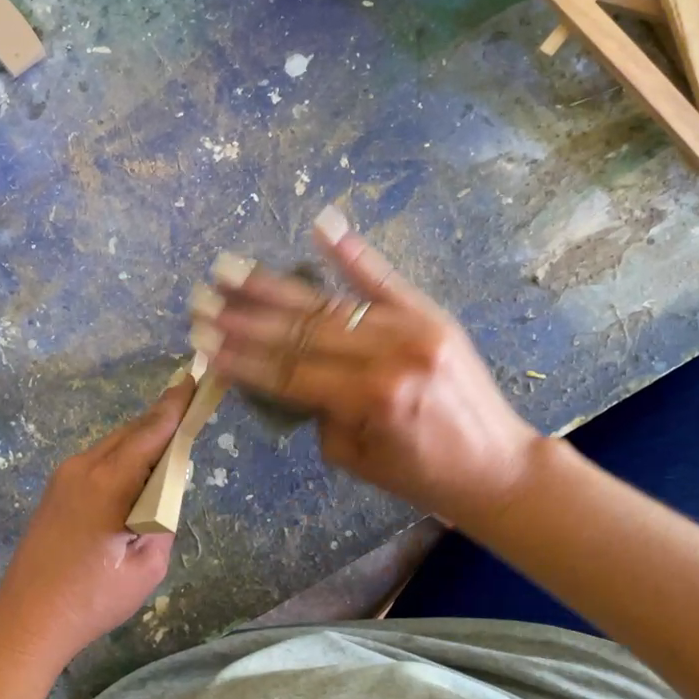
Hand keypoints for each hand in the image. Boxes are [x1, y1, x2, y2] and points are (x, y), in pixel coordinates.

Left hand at [0, 376, 197, 670]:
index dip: (174, 407)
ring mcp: (62, 479)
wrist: (28, 617)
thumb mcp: (147, 565)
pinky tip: (135, 476)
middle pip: (129, 433)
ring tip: (169, 446)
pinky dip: (120, 460)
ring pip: (110, 447)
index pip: (149, 432)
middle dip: (160, 421)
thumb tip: (161, 497)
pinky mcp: (54, 493)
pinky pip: (95, 463)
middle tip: (190, 410)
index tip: (194, 380)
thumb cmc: (92, 598)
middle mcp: (82, 469)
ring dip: (139, 443)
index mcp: (108, 483)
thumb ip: (161, 521)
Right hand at [196, 205, 545, 525]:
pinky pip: (384, 279)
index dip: (241, 358)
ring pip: (328, 304)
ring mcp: (413, 328)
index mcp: (369, 398)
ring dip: (273, 288)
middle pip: (300, 331)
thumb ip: (316, 409)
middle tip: (202, 302)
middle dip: (244, 318)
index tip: (202, 344)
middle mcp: (390, 355)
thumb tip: (284, 370)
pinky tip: (321, 225)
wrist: (496, 466)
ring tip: (229, 271)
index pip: (287, 372)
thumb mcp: (352, 455)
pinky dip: (351, 253)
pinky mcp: (431, 314)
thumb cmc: (417, 473)